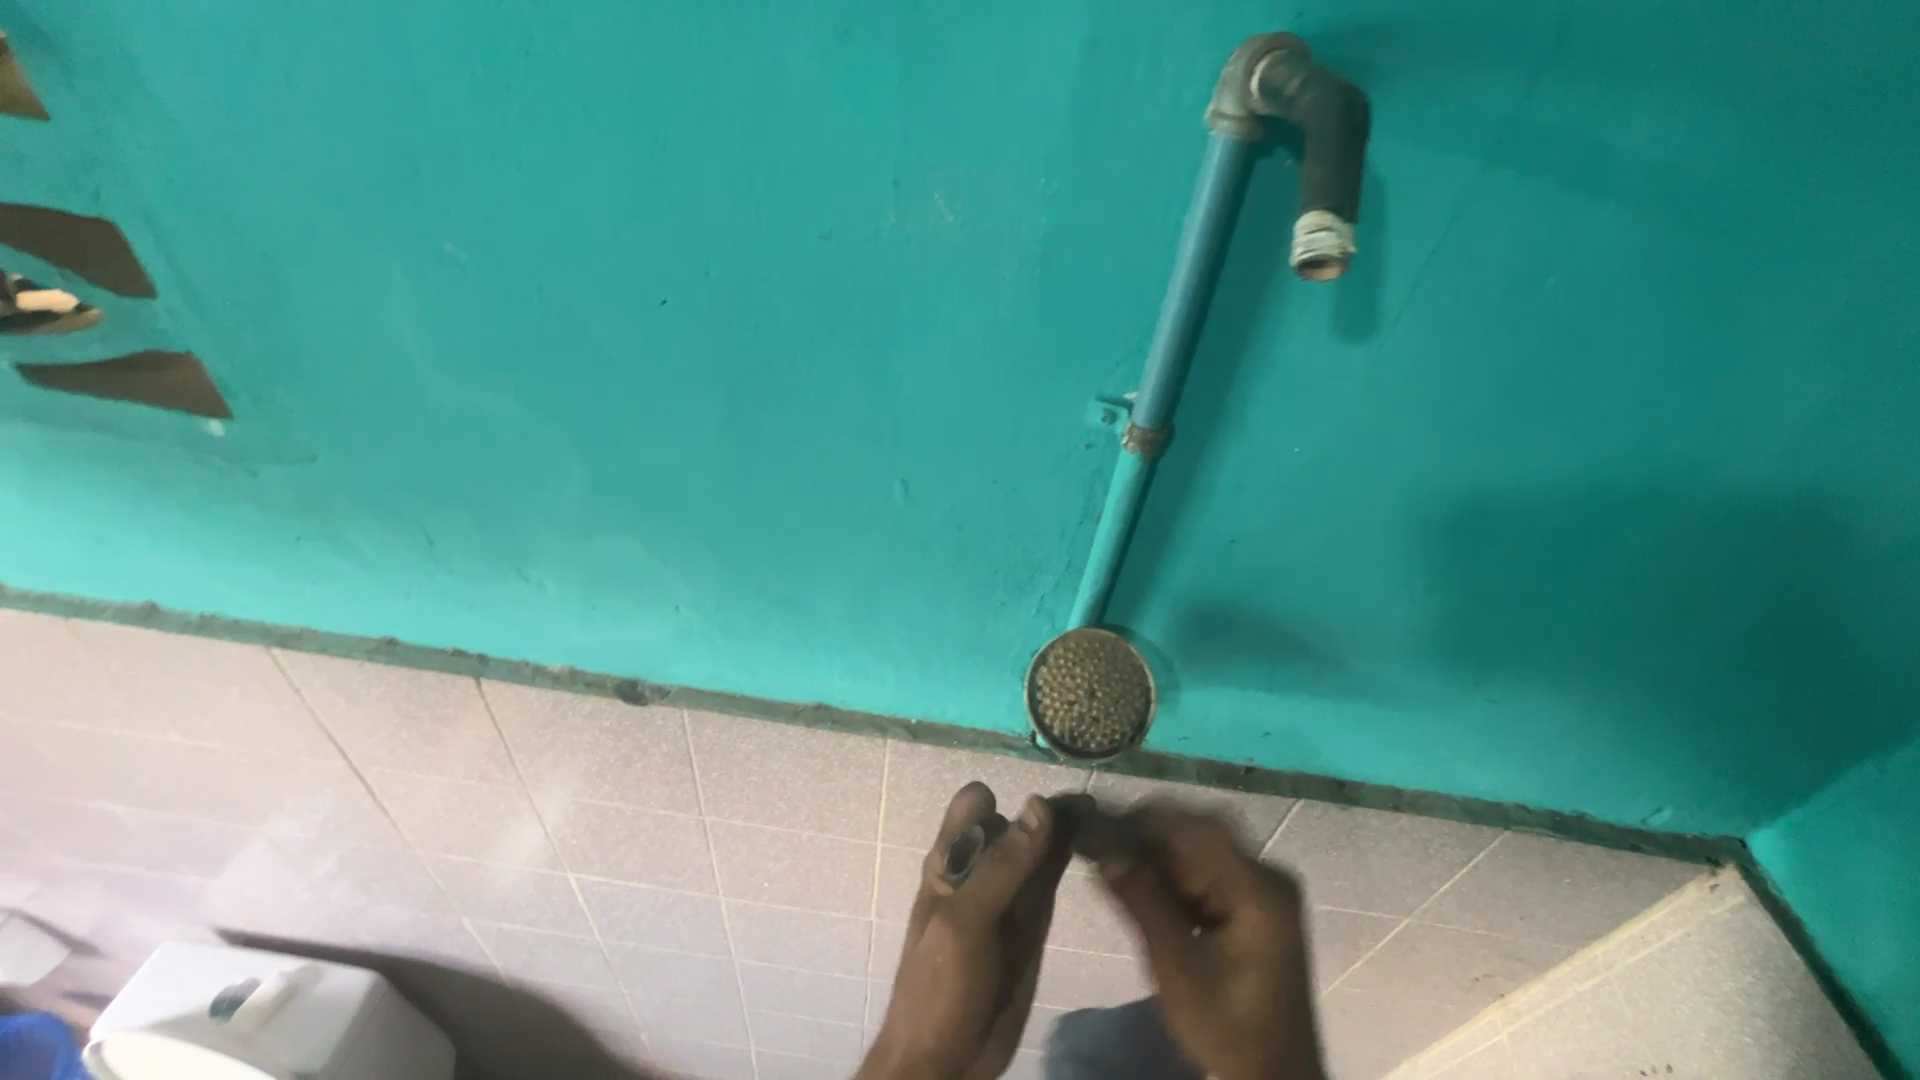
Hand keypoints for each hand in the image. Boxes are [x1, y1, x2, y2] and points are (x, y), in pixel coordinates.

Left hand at [858, 783, 1071, 1079]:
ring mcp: (1009, 894)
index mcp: (950, 859)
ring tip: (1105, 818)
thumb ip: (1003, 866)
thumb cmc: (940, 985)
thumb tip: (1041, 804)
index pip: (975, 803)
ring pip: (1041, 846)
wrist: (946, 1059)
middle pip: (1017, 820)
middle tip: (1096, 809)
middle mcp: (981, 867)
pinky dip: (1072, 859)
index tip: (1045, 802)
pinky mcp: (1033, 922)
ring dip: (1068, 829)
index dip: (1006, 796)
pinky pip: (1052, 878)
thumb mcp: (966, 921)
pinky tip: (1100, 845)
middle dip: (1049, 807)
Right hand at [1096, 802, 1324, 1079]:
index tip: (1102, 820)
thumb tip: (1104, 851)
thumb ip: (1141, 901)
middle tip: (1101, 842)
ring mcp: (1262, 891)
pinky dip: (1172, 876)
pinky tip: (1139, 882)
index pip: (1198, 828)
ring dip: (1156, 855)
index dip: (1148, 819)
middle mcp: (1267, 877)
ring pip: (1200, 852)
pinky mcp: (1253, 906)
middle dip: (1148, 837)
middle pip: (1199, 836)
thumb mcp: (1176, 966)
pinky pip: (1206, 874)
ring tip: (1111, 859)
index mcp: (1259, 889)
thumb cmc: (1227, 1026)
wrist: (1275, 1077)